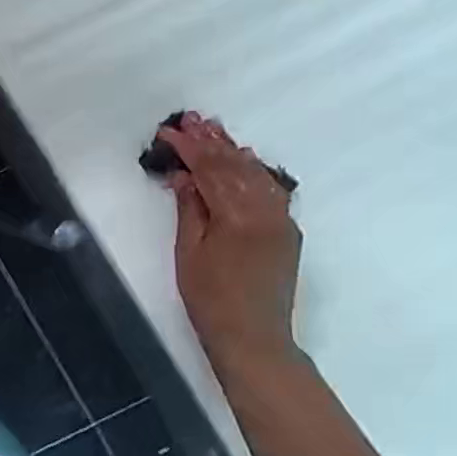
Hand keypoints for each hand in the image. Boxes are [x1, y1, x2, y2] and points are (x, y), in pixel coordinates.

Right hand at [159, 113, 303, 382]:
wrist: (254, 336)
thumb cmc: (210, 299)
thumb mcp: (188, 253)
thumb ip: (189, 209)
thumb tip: (184, 176)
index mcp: (236, 215)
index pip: (209, 170)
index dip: (188, 149)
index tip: (169, 132)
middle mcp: (264, 210)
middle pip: (234, 165)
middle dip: (211, 141)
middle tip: (192, 119)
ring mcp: (281, 219)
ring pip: (255, 173)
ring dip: (233, 150)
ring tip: (214, 131)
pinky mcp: (287, 231)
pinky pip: (271, 189)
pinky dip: (254, 171)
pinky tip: (244, 160)